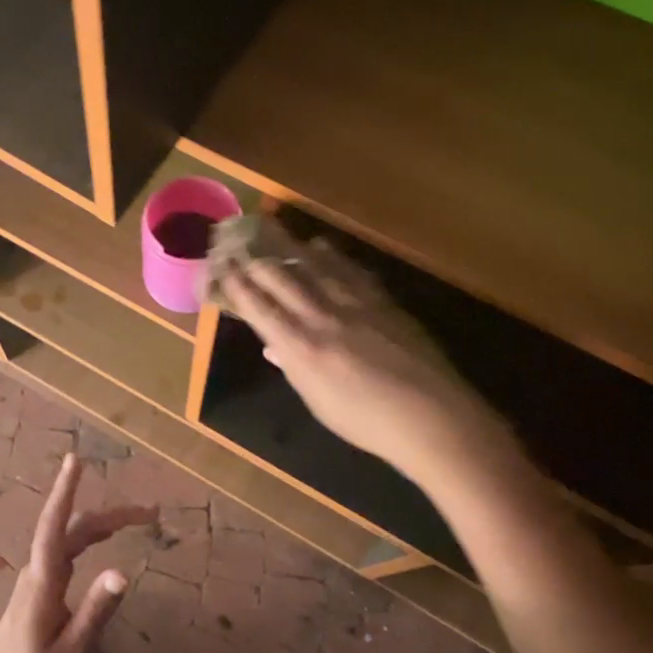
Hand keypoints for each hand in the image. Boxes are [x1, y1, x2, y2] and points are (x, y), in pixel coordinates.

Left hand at [0, 454, 154, 652]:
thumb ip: (96, 611)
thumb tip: (122, 570)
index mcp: (41, 585)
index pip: (54, 528)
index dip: (65, 492)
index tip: (75, 459)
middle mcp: (34, 577)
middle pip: (72, 531)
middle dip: (111, 515)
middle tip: (152, 514)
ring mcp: (32, 586)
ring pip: (68, 542)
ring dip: (101, 527)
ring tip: (138, 522)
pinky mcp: (35, 598)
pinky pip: (63, 555)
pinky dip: (88, 542)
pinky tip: (102, 547)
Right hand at [220, 228, 518, 487]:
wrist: (429, 415)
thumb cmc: (366, 422)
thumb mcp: (319, 403)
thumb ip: (294, 369)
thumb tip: (273, 348)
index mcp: (300, 348)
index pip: (259, 308)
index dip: (238, 286)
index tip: (223, 268)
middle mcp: (321, 318)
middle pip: (282, 278)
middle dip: (257, 258)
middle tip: (240, 240)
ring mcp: (354, 305)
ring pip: (315, 266)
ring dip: (291, 246)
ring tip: (273, 229)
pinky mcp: (382, 302)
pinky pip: (350, 271)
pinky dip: (331, 256)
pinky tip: (322, 247)